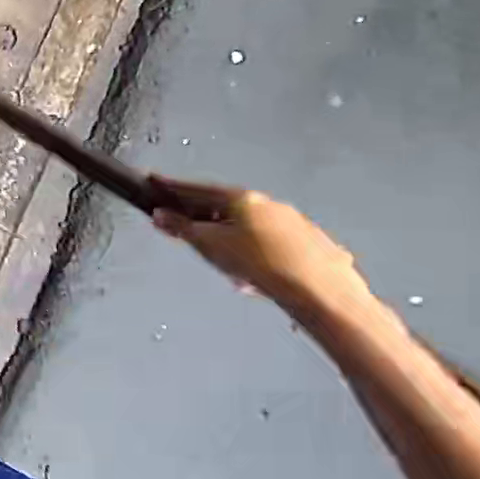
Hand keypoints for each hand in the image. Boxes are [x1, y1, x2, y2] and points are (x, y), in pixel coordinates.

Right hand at [150, 177, 370, 314]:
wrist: (325, 296)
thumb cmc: (261, 265)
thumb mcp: (209, 246)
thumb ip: (181, 228)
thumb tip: (161, 215)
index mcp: (241, 198)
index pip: (196, 189)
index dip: (171, 187)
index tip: (153, 181)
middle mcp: (269, 204)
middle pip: (226, 207)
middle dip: (206, 221)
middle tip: (193, 238)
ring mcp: (296, 224)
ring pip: (252, 227)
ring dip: (235, 241)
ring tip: (232, 269)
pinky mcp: (317, 246)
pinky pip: (276, 244)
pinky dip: (261, 254)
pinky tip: (261, 278)